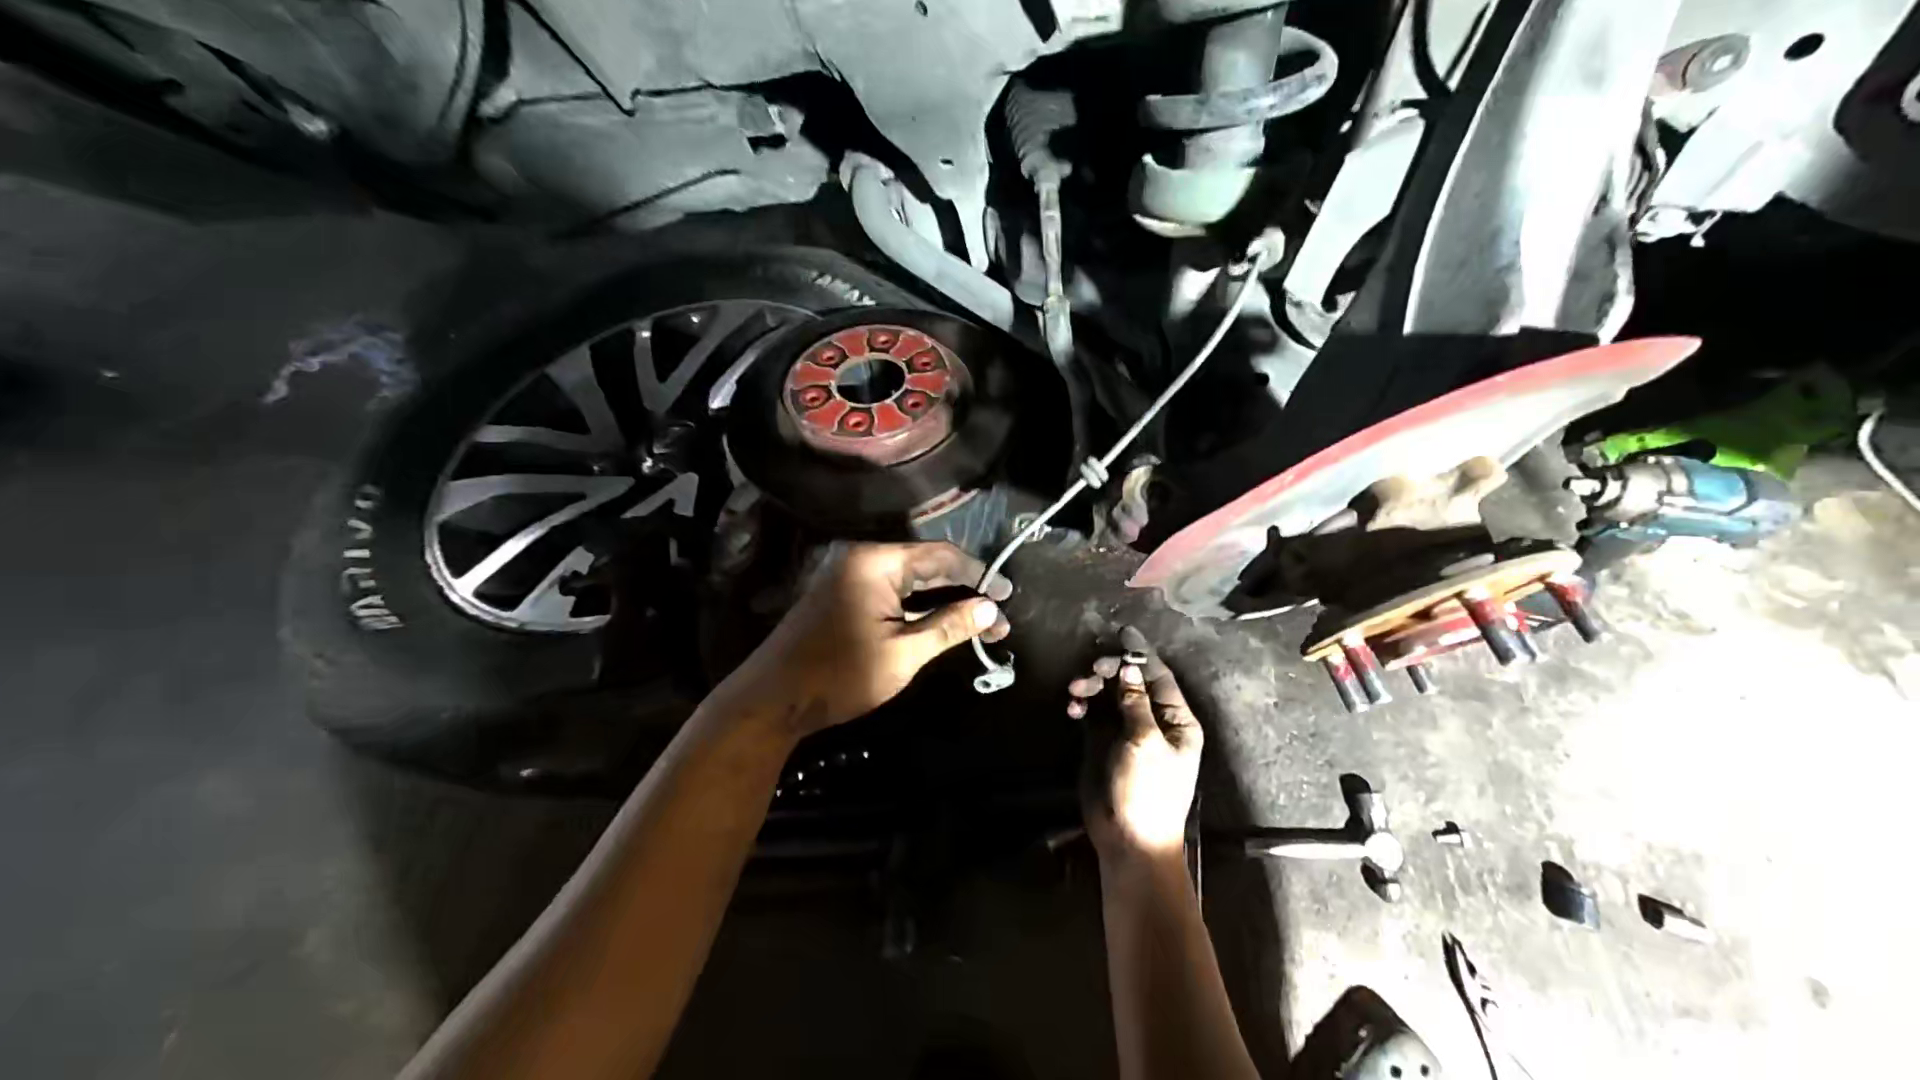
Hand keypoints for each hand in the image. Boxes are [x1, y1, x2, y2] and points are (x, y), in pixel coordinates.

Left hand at [712, 541, 1011, 737]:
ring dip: (944, 602)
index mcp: (875, 562)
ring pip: (910, 583)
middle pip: (926, 566)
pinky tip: (943, 624)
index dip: (978, 574)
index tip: (1008, 595)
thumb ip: (949, 626)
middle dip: (965, 591)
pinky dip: (918, 609)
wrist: (772, 699)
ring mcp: (850, 578)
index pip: (940, 556)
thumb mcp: (903, 653)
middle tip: (999, 617)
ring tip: (980, 625)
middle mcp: (863, 560)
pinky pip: (891, 594)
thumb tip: (991, 609)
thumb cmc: (840, 675)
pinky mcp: (844, 597)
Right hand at [1068, 627, 1201, 859]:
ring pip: (1108, 693)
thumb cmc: (1149, 791)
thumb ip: (1135, 702)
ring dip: (1092, 685)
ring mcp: (1126, 730)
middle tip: (1092, 669)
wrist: (1129, 838)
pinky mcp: (1102, 740)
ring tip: (1076, 690)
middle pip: (1130, 680)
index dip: (1142, 653)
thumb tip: (1130, 666)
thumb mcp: (1146, 743)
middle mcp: (1152, 720)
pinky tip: (1073, 708)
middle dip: (1111, 669)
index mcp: (1176, 720)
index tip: (1122, 632)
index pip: (1159, 676)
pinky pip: (1092, 711)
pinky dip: (1082, 704)